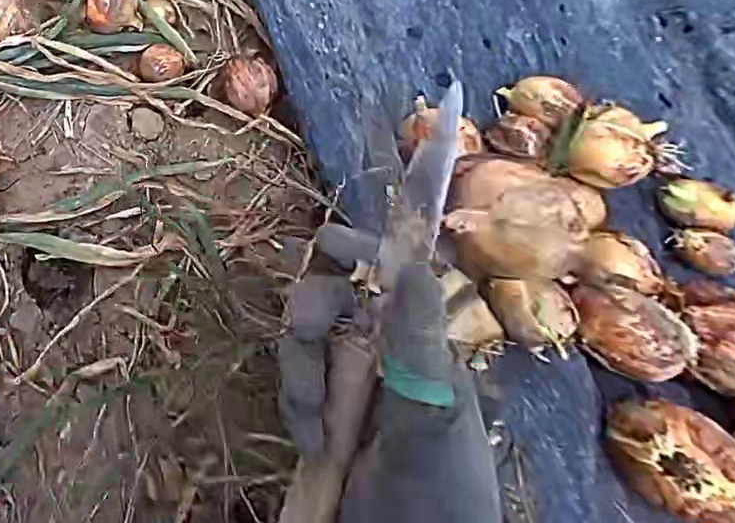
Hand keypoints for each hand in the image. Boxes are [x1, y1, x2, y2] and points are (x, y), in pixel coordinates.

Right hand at [276, 222, 499, 522]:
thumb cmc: (440, 491)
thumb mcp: (431, 414)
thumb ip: (419, 342)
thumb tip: (415, 264)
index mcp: (416, 334)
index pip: (385, 268)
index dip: (355, 246)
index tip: (327, 244)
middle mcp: (381, 343)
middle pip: (331, 292)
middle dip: (311, 310)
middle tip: (303, 332)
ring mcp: (350, 374)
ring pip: (305, 334)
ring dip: (300, 370)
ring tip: (315, 424)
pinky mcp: (324, 406)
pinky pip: (294, 380)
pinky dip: (296, 406)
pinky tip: (313, 443)